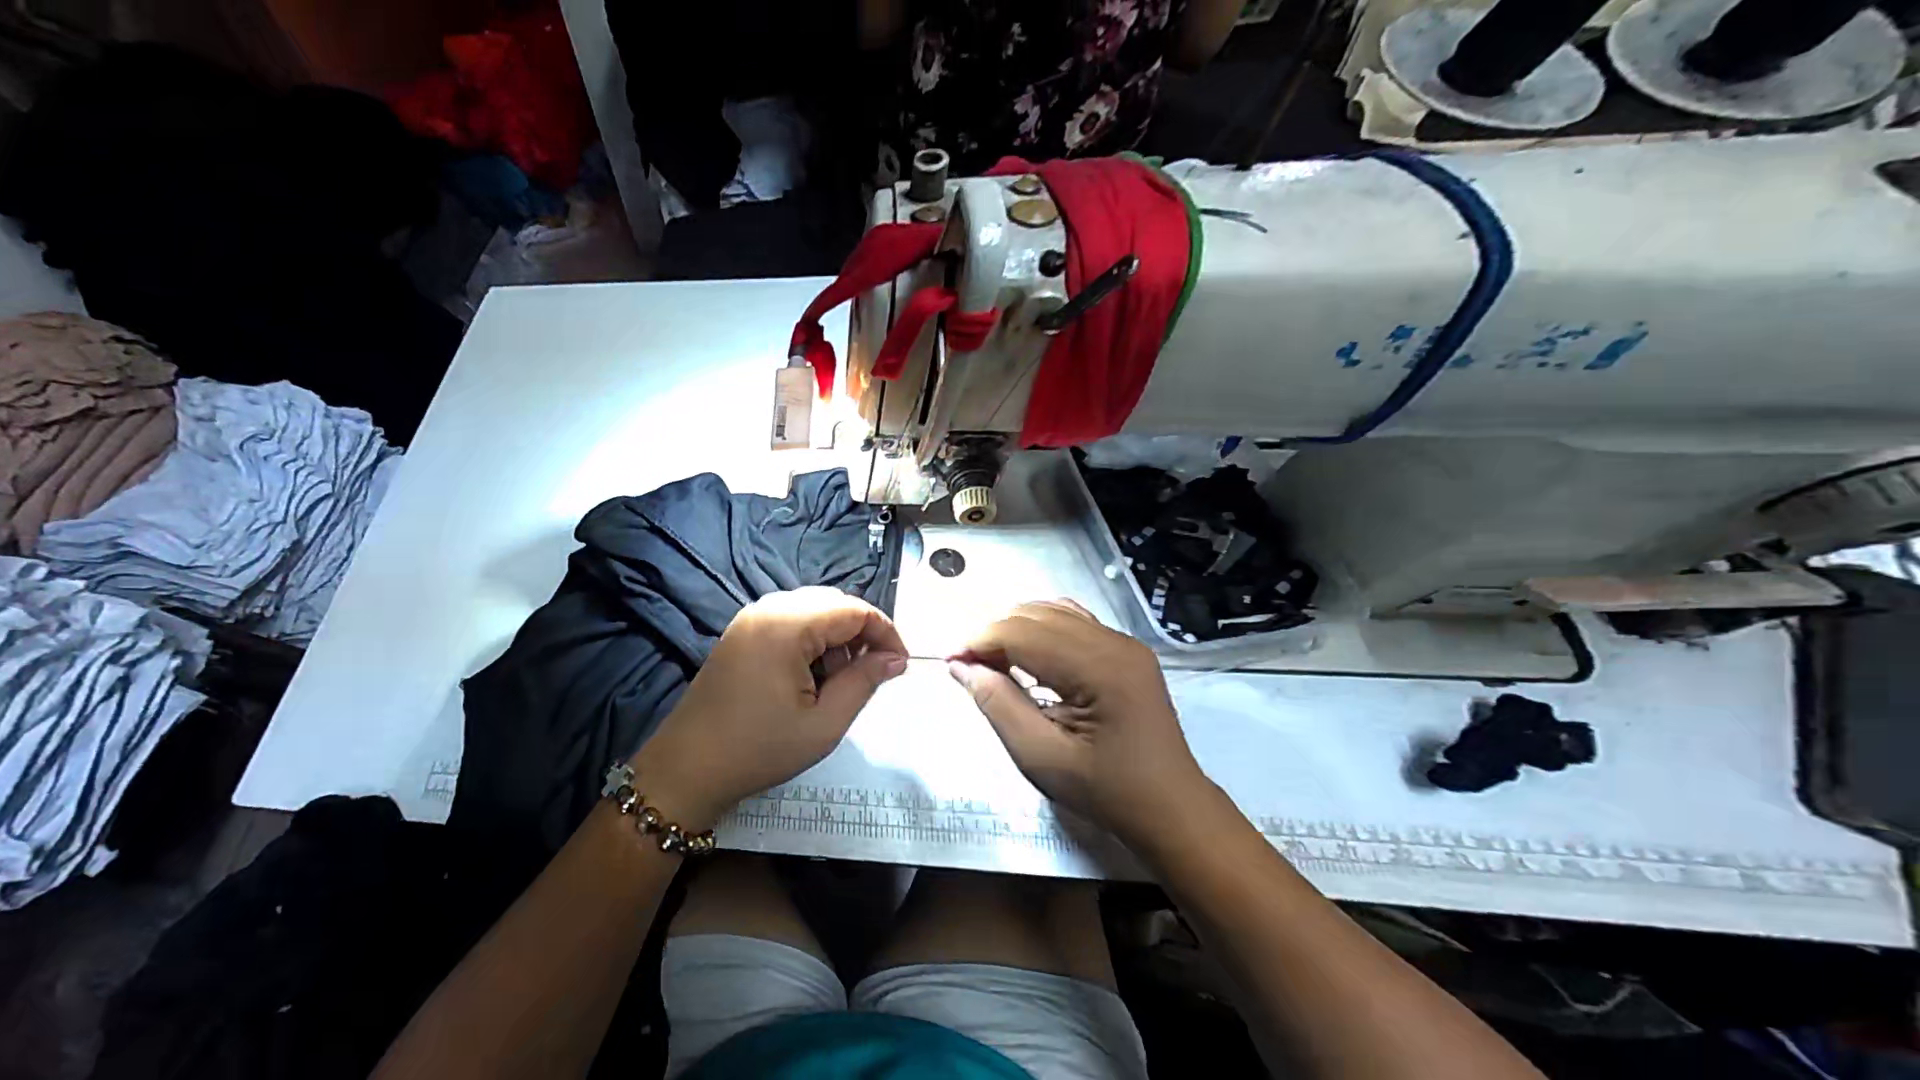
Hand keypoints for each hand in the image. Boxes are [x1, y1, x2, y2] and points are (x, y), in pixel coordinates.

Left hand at [634, 587, 907, 826]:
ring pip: (813, 610)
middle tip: (874, 673)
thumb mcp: (824, 724)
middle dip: (862, 633)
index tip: (900, 664)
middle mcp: (768, 609)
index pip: (854, 609)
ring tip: (841, 680)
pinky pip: (790, 621)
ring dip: (837, 637)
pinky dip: (812, 640)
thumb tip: (895, 659)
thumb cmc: (758, 749)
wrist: (686, 769)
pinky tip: (813, 676)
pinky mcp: (741, 633)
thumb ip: (864, 682)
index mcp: (787, 625)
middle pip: (834, 603)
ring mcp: (750, 619)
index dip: (885, 632)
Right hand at [948, 600, 1212, 846]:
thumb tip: (961, 666)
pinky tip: (1029, 659)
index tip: (950, 662)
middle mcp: (1114, 642)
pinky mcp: (1126, 650)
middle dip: (995, 634)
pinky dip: (1042, 632)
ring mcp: (1124, 642)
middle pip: (1037, 615)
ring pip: (1054, 612)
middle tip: (971, 669)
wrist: (1170, 807)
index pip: (1023, 633)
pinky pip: (1074, 623)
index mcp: (1099, 667)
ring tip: (995, 664)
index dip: (980, 641)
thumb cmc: (1105, 791)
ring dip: (1017, 630)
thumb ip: (998, 705)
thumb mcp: (1041, 757)